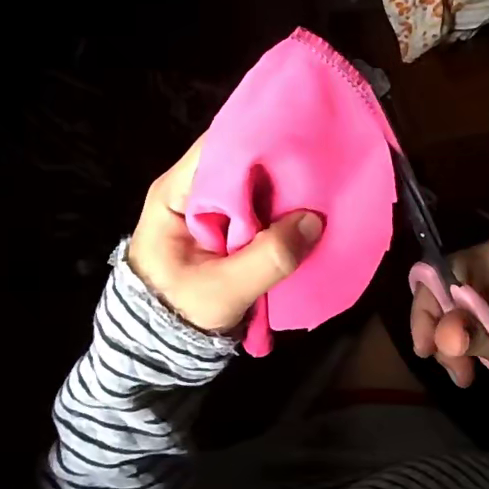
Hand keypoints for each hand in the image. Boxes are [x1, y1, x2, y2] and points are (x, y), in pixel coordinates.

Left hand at [126, 138, 323, 332]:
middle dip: (278, 166)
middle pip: (240, 163)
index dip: (257, 142)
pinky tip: (310, 212)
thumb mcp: (225, 290)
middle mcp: (192, 192)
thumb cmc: (181, 313)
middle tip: (321, 166)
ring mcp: (212, 210)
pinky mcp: (230, 228)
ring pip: (254, 186)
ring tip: (323, 185)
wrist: (165, 347)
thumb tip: (313, 221)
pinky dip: (283, 212)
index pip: (218, 148)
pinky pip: (261, 209)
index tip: (298, 145)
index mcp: (175, 194)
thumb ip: (268, 258)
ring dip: (284, 191)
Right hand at [410, 235, 488, 387]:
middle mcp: (488, 259)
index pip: (443, 272)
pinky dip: (458, 342)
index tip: (427, 347)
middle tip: (454, 370)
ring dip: (448, 343)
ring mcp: (487, 278)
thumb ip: (479, 337)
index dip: (428, 308)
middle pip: (440, 291)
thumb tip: (443, 337)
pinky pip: (458, 316)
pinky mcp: (487, 298)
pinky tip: (468, 366)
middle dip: (440, 333)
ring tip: (464, 376)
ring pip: (446, 307)